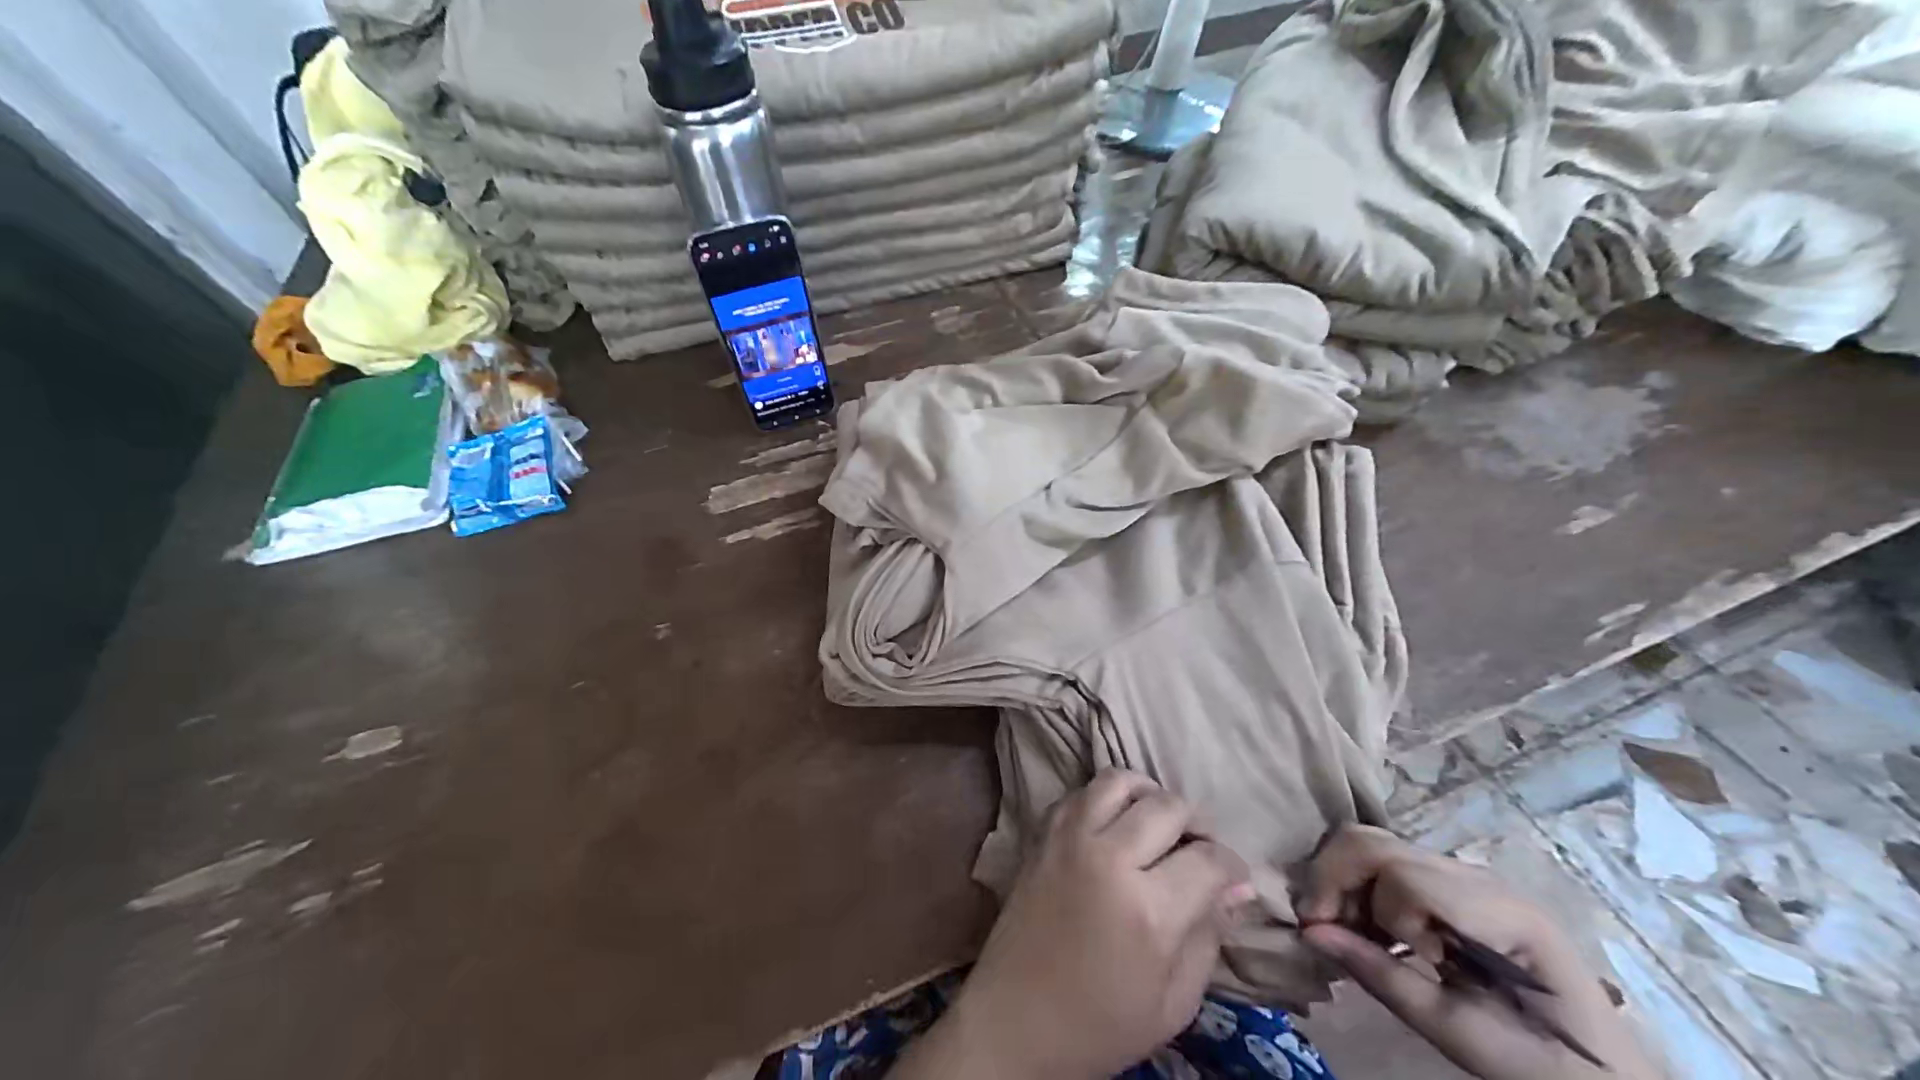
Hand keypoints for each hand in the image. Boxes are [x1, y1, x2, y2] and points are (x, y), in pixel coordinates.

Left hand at [893, 770, 1253, 1079]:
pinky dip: (1106, 797)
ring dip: (1149, 795)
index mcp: (1148, 909)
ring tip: (1158, 823)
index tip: (1233, 877)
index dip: (1232, 865)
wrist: (1014, 1019)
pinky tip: (1115, 825)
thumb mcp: (1173, 1003)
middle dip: (1196, 823)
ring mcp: (1069, 838)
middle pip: (1168, 806)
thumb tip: (1237, 887)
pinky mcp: (1042, 834)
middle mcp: (1108, 857)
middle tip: (1199, 848)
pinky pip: (1081, 792)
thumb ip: (1209, 936)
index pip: (1208, 858)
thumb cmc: (1099, 1025)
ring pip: (1120, 781)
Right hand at [1299, 825, 1663, 1079]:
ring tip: (1342, 929)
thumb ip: (1384, 978)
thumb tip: (1310, 933)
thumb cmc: (1541, 1066)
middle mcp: (1478, 876)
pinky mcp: (1451, 884)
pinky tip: (1367, 928)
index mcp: (1502, 913)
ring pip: (1374, 845)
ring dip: (1342, 881)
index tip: (1343, 945)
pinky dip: (1360, 887)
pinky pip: (1387, 863)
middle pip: (1377, 842)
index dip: (1362, 905)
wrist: (1603, 1079)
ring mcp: (1465, 875)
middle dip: (1333, 878)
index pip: (1403, 876)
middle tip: (1319, 926)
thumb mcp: (1462, 1036)